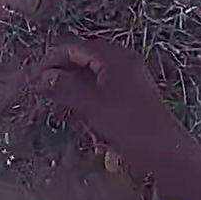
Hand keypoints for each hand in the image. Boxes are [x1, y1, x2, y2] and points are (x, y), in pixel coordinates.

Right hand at [44, 38, 194, 167]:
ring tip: (61, 103)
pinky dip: (88, 97)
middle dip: (62, 71)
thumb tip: (43, 76)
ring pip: (93, 74)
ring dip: (74, 85)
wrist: (165, 153)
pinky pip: (103, 88)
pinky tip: (83, 115)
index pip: (75, 46)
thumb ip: (63, 87)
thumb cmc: (126, 124)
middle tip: (44, 87)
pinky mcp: (133, 96)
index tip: (35, 76)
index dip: (52, 58)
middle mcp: (123, 61)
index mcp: (113, 57)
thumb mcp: (89, 104)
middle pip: (84, 58)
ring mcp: (130, 78)